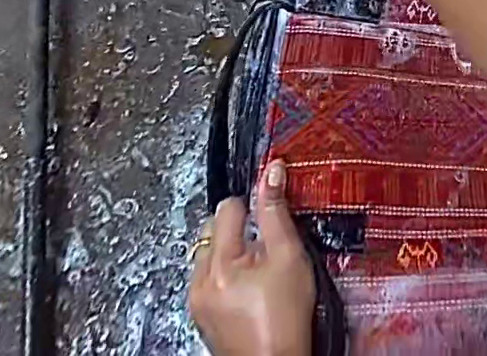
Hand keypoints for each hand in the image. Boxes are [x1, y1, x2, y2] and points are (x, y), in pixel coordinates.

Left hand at [188, 160, 314, 355]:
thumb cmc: (285, 317)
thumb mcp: (289, 255)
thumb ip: (276, 209)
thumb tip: (272, 170)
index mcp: (221, 264)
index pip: (227, 207)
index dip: (252, 207)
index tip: (268, 219)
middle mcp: (200, 281)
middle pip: (213, 228)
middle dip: (239, 230)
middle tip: (265, 247)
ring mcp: (197, 300)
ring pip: (209, 251)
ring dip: (230, 251)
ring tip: (258, 268)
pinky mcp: (200, 313)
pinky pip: (208, 275)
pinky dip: (225, 272)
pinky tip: (249, 286)